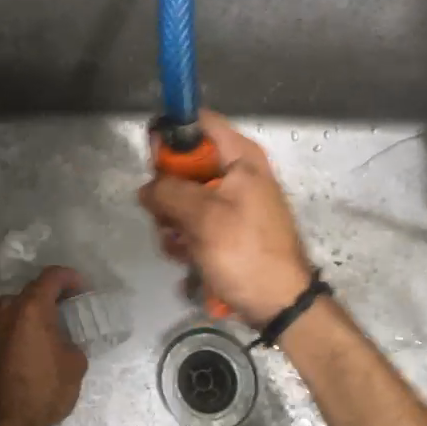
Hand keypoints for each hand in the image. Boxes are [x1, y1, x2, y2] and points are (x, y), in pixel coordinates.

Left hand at [0, 266, 88, 425]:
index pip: (52, 277)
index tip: (85, 288)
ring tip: (58, 319)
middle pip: (34, 288)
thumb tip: (65, 339)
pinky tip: (43, 336)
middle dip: (55, 291)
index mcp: (32, 307)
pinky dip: (28, 320)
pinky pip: (13, 320)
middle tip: (74, 302)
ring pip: (20, 303)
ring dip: (39, 306)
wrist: (12, 420)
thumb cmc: (47, 387)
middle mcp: (11, 310)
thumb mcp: (76, 362)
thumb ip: (72, 340)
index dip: (71, 277)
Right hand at [138, 111, 313, 326]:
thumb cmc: (245, 252)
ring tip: (178, 242)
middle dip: (168, 189)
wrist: (280, 304)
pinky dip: (185, 236)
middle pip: (185, 162)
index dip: (171, 133)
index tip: (152, 160)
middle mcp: (237, 171)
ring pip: (184, 194)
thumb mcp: (203, 217)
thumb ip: (168, 192)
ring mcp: (232, 201)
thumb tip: (147, 188)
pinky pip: (194, 220)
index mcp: (241, 156)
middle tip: (164, 212)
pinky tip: (185, 255)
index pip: (198, 121)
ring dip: (172, 219)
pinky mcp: (228, 228)